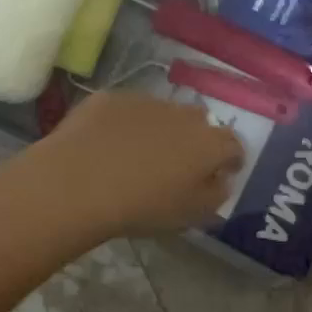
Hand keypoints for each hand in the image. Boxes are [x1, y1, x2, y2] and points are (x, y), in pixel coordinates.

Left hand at [29, 91, 244, 236]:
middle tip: (179, 163)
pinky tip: (107, 145)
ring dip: (160, 129)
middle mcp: (183, 114)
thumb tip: (221, 179)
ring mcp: (146, 101)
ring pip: (163, 112)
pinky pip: (127, 109)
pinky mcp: (111, 97)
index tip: (223, 171)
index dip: (230, 158)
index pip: (233, 144)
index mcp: (208, 143)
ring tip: (139, 154)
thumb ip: (215, 194)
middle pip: (199, 122)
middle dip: (195, 139)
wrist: (79, 182)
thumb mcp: (189, 215)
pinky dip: (125, 124)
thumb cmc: (141, 207)